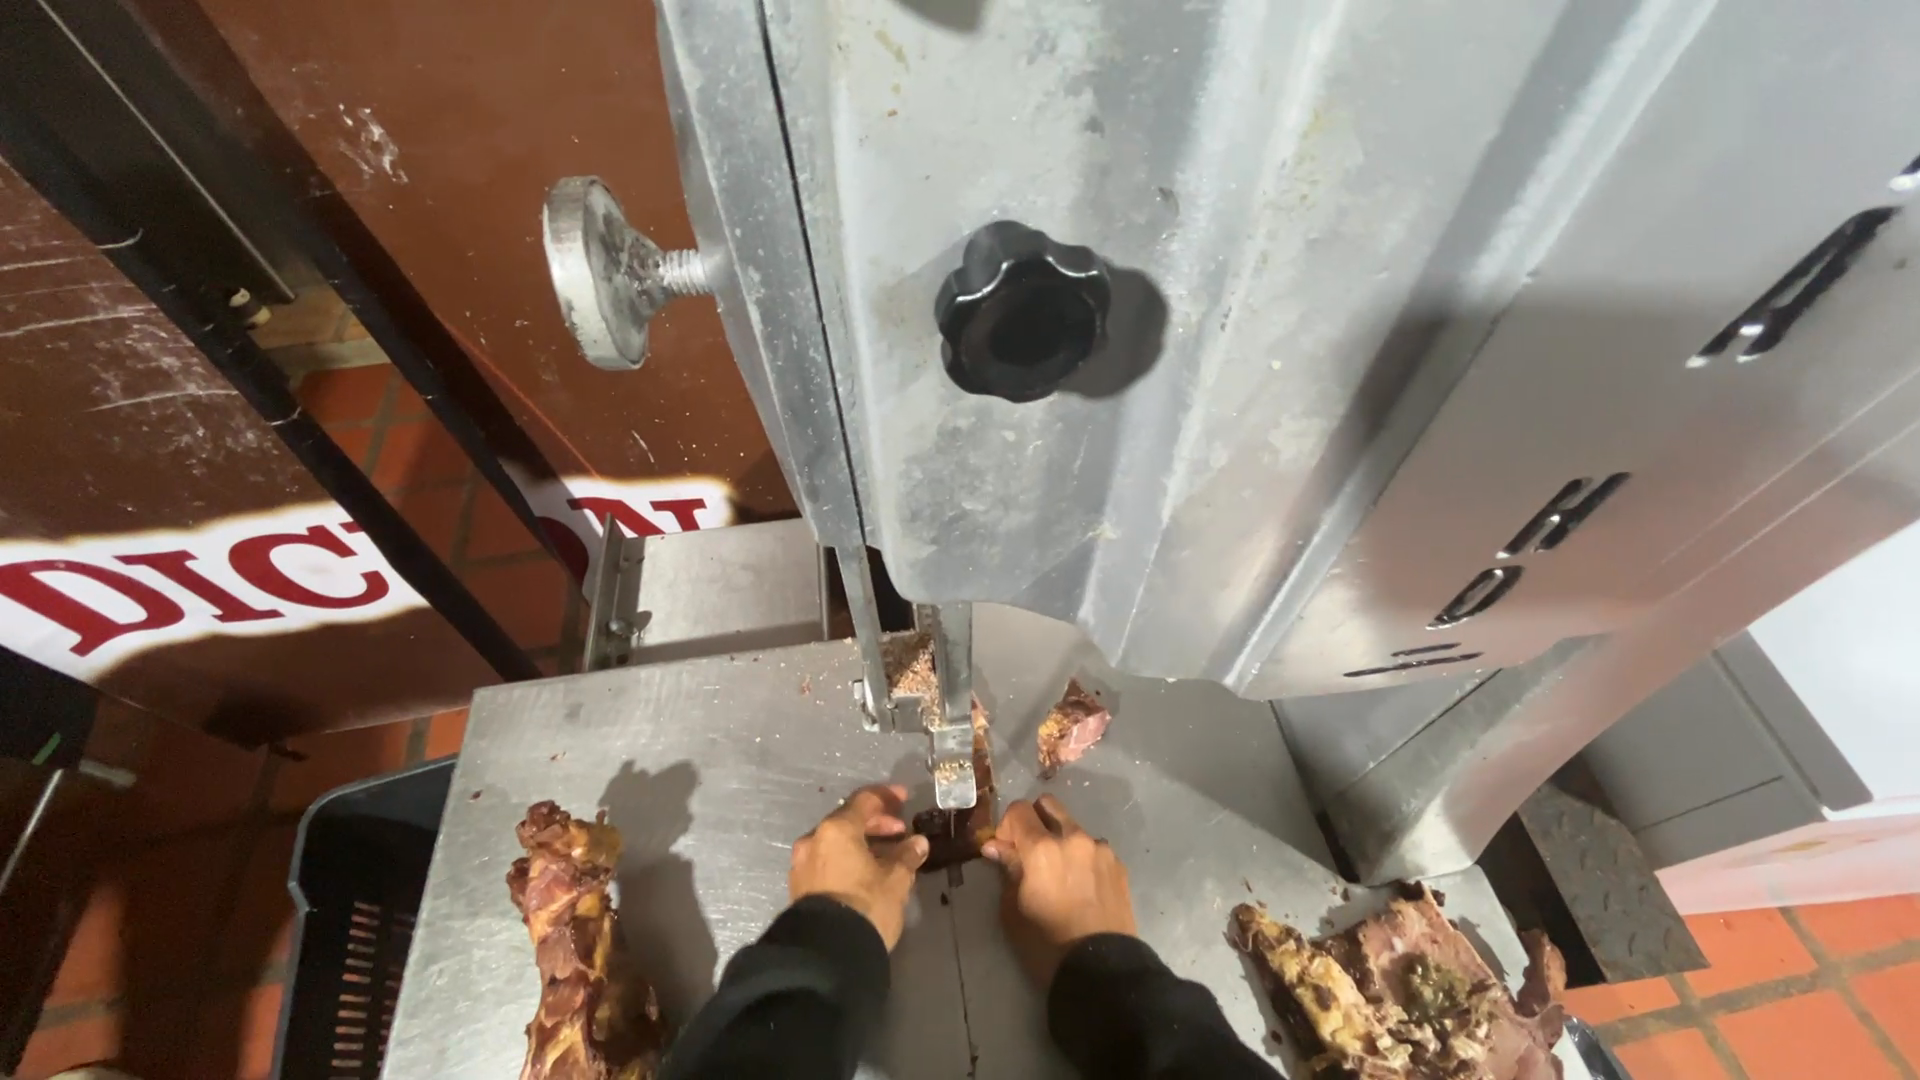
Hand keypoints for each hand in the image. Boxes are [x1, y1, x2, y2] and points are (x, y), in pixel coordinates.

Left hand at [790, 783, 929, 949]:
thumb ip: (907, 856)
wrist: (826, 957)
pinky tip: (867, 874)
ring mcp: (802, 865)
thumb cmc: (865, 907)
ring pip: (836, 843)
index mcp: (836, 829)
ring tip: (888, 856)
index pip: (865, 800)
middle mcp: (814, 840)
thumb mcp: (895, 880)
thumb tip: (917, 843)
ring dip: (862, 843)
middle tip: (900, 831)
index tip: (905, 799)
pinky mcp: (799, 888)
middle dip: (877, 823)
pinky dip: (848, 859)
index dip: (887, 797)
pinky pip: (828, 861)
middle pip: (848, 820)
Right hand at [982, 794, 1136, 986]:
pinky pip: (1094, 847)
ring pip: (1073, 826)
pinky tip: (1081, 886)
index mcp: (1043, 847)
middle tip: (1030, 851)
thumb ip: (1007, 869)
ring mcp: (1100, 848)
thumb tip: (995, 847)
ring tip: (1060, 873)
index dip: (1007, 826)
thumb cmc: (1048, 944)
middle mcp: (1073, 837)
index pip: (1018, 809)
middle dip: (1035, 820)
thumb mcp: (1014, 910)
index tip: (1006, 849)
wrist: (1102, 971)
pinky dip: (1082, 856)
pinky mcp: (1118, 863)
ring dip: (1061, 839)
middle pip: (1048, 804)